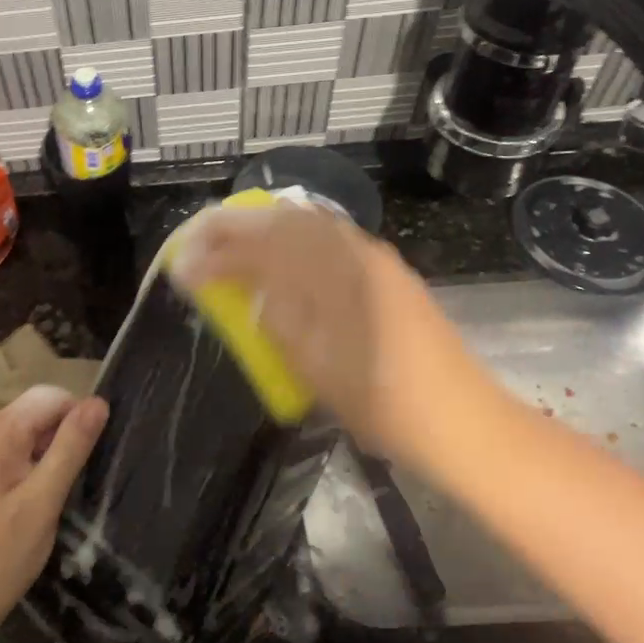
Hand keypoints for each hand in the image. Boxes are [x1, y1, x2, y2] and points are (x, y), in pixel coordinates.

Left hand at [0, 385, 108, 642]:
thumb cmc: (0, 555)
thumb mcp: (43, 501)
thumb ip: (71, 447)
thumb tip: (99, 402)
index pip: (51, 396)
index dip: (78, 418)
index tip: (92, 456)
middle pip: (38, 410)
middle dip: (63, 438)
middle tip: (73, 482)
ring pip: (28, 430)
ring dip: (49, 453)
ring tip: (56, 493)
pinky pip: (14, 448)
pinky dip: (33, 464)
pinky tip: (36, 498)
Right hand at [171, 203, 491, 467]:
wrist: (464, 421)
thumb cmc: (382, 404)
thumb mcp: (314, 369)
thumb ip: (272, 320)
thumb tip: (237, 289)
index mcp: (330, 277)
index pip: (257, 252)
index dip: (213, 257)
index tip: (179, 266)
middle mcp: (350, 253)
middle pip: (279, 223)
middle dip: (232, 227)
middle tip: (196, 238)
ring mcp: (372, 257)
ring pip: (305, 221)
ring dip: (262, 224)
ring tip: (229, 236)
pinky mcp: (386, 269)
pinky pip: (328, 233)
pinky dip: (293, 232)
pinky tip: (281, 247)